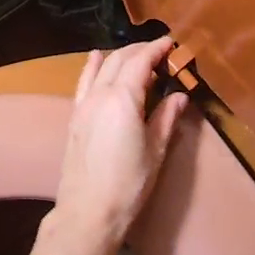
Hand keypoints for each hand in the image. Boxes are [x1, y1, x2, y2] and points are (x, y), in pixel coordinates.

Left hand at [45, 36, 189, 254]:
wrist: (88, 211)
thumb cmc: (129, 184)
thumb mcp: (155, 151)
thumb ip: (166, 118)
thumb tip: (179, 95)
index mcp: (123, 98)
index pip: (141, 62)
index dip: (156, 49)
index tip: (172, 43)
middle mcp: (100, 94)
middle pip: (120, 59)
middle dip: (140, 50)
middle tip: (161, 52)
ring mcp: (84, 103)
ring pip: (102, 67)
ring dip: (120, 56)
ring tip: (138, 56)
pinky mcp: (75, 115)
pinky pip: (84, 81)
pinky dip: (92, 66)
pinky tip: (96, 57)